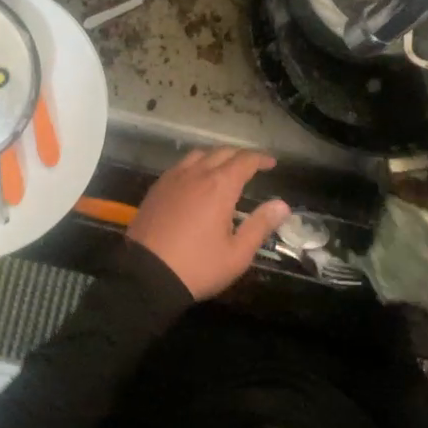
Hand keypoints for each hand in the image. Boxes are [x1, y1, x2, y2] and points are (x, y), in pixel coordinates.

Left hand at [127, 148, 291, 300]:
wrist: (146, 275)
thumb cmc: (197, 266)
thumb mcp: (237, 253)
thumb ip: (260, 225)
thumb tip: (282, 205)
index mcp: (220, 186)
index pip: (244, 161)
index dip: (260, 159)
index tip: (271, 163)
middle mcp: (196, 174)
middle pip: (222, 152)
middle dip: (240, 155)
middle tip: (252, 166)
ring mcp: (173, 178)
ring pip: (198, 155)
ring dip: (216, 156)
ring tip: (224, 169)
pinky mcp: (157, 188)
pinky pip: (180, 166)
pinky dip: (195, 165)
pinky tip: (196, 179)